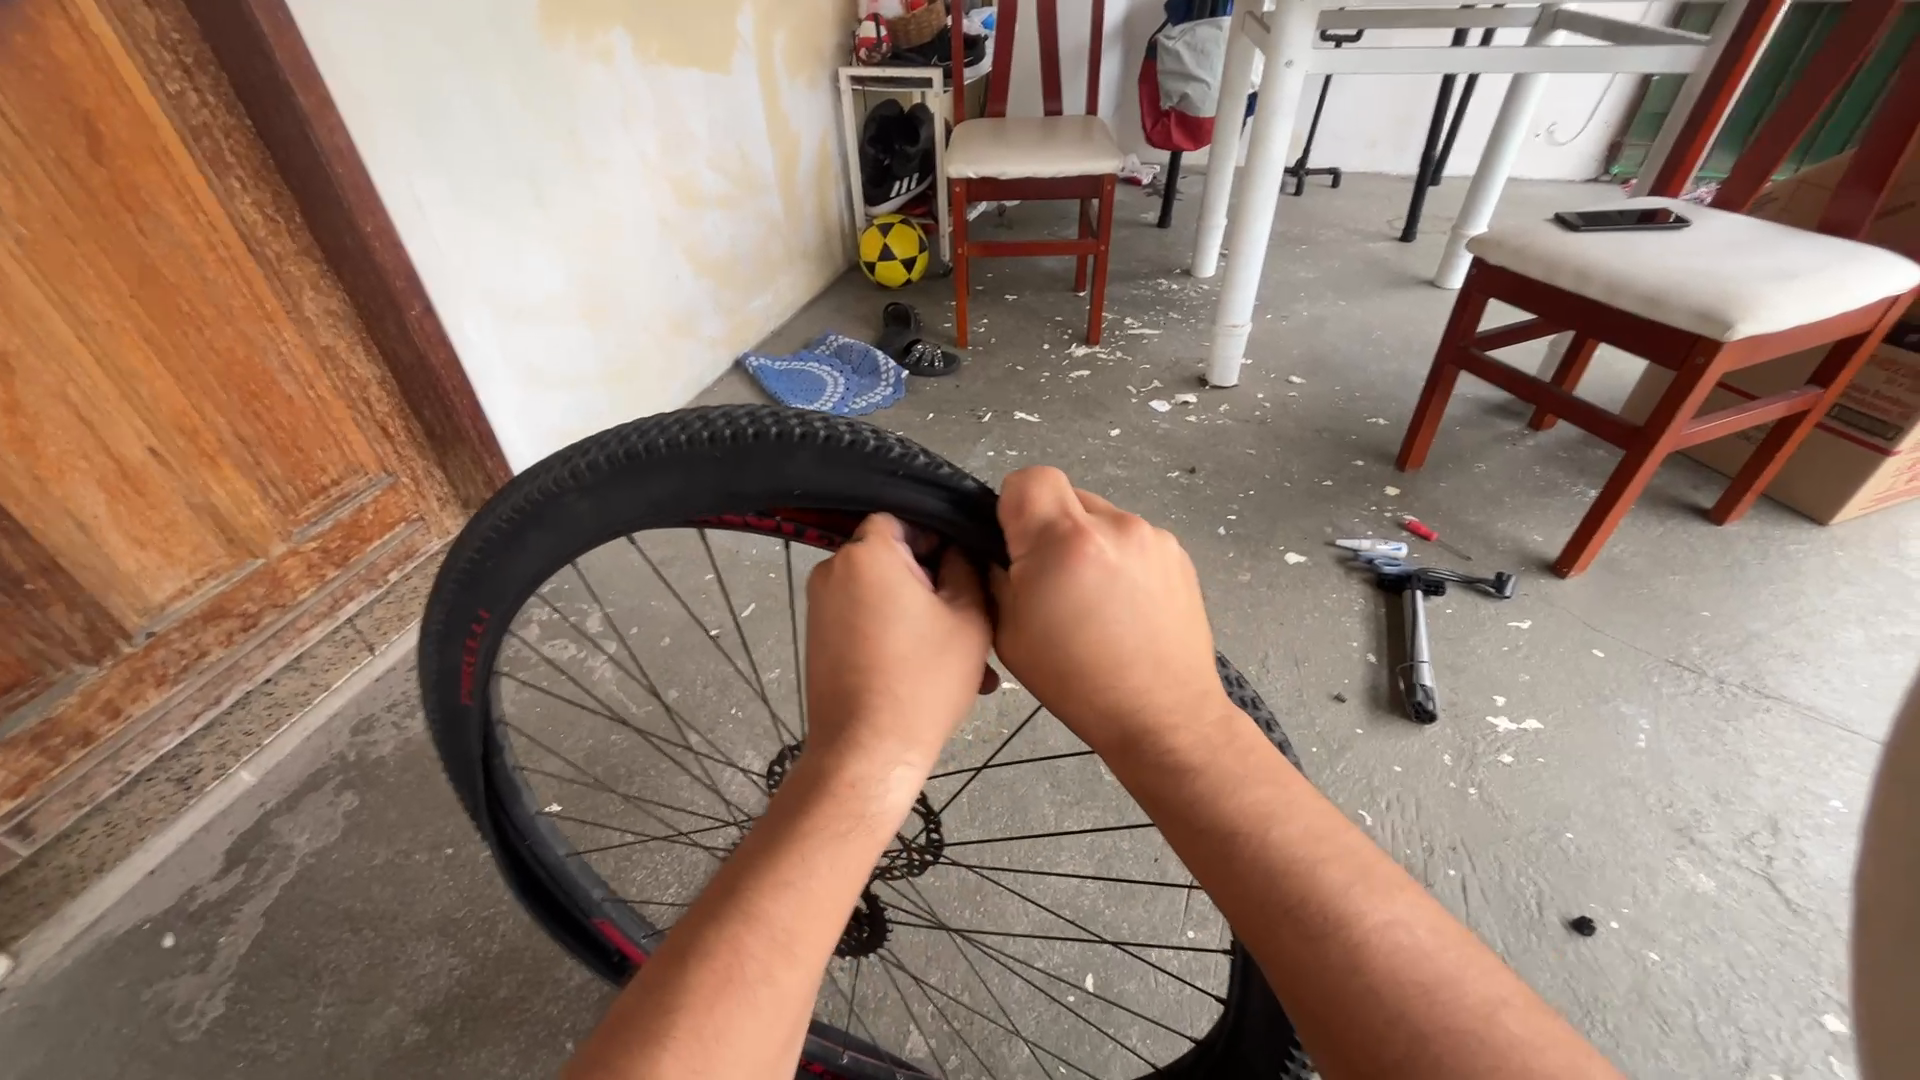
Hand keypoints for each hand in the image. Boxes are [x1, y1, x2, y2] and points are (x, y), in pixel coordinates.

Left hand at [804, 514, 992, 778]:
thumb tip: (955, 549)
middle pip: (891, 555)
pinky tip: (929, 669)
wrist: (868, 752)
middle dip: (932, 581)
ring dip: (919, 613)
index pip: (904, 517)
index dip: (938, 537)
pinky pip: (865, 617)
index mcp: (867, 553)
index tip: (965, 569)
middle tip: (970, 618)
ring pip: (882, 591)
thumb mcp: (969, 616)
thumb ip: (965, 566)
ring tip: (959, 656)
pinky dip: (895, 632)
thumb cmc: (923, 681)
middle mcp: (833, 569)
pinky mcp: (819, 637)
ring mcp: (820, 605)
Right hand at [990, 467, 1233, 753]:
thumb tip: (995, 548)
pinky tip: (1120, 604)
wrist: (1162, 715)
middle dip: (1048, 528)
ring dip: (1084, 543)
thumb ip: (996, 575)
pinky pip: (1130, 537)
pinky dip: (1116, 558)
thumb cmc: (1079, 684)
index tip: (1014, 541)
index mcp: (1064, 543)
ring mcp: (1151, 537)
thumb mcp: (1008, 632)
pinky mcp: (1177, 552)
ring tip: (1091, 599)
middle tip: (1050, 580)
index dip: (1012, 505)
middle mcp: (1113, 526)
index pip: (1027, 478)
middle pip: (1064, 495)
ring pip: (1098, 516)